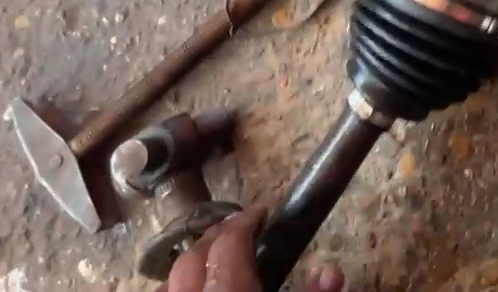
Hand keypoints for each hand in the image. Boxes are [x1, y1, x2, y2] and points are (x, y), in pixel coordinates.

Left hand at [166, 208, 345, 291]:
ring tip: (213, 260)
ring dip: (189, 265)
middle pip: (192, 258)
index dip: (246, 221)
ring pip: (166, 283)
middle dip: (216, 236)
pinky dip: (175, 289)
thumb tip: (330, 272)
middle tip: (241, 228)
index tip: (262, 212)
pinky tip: (196, 289)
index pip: (229, 244)